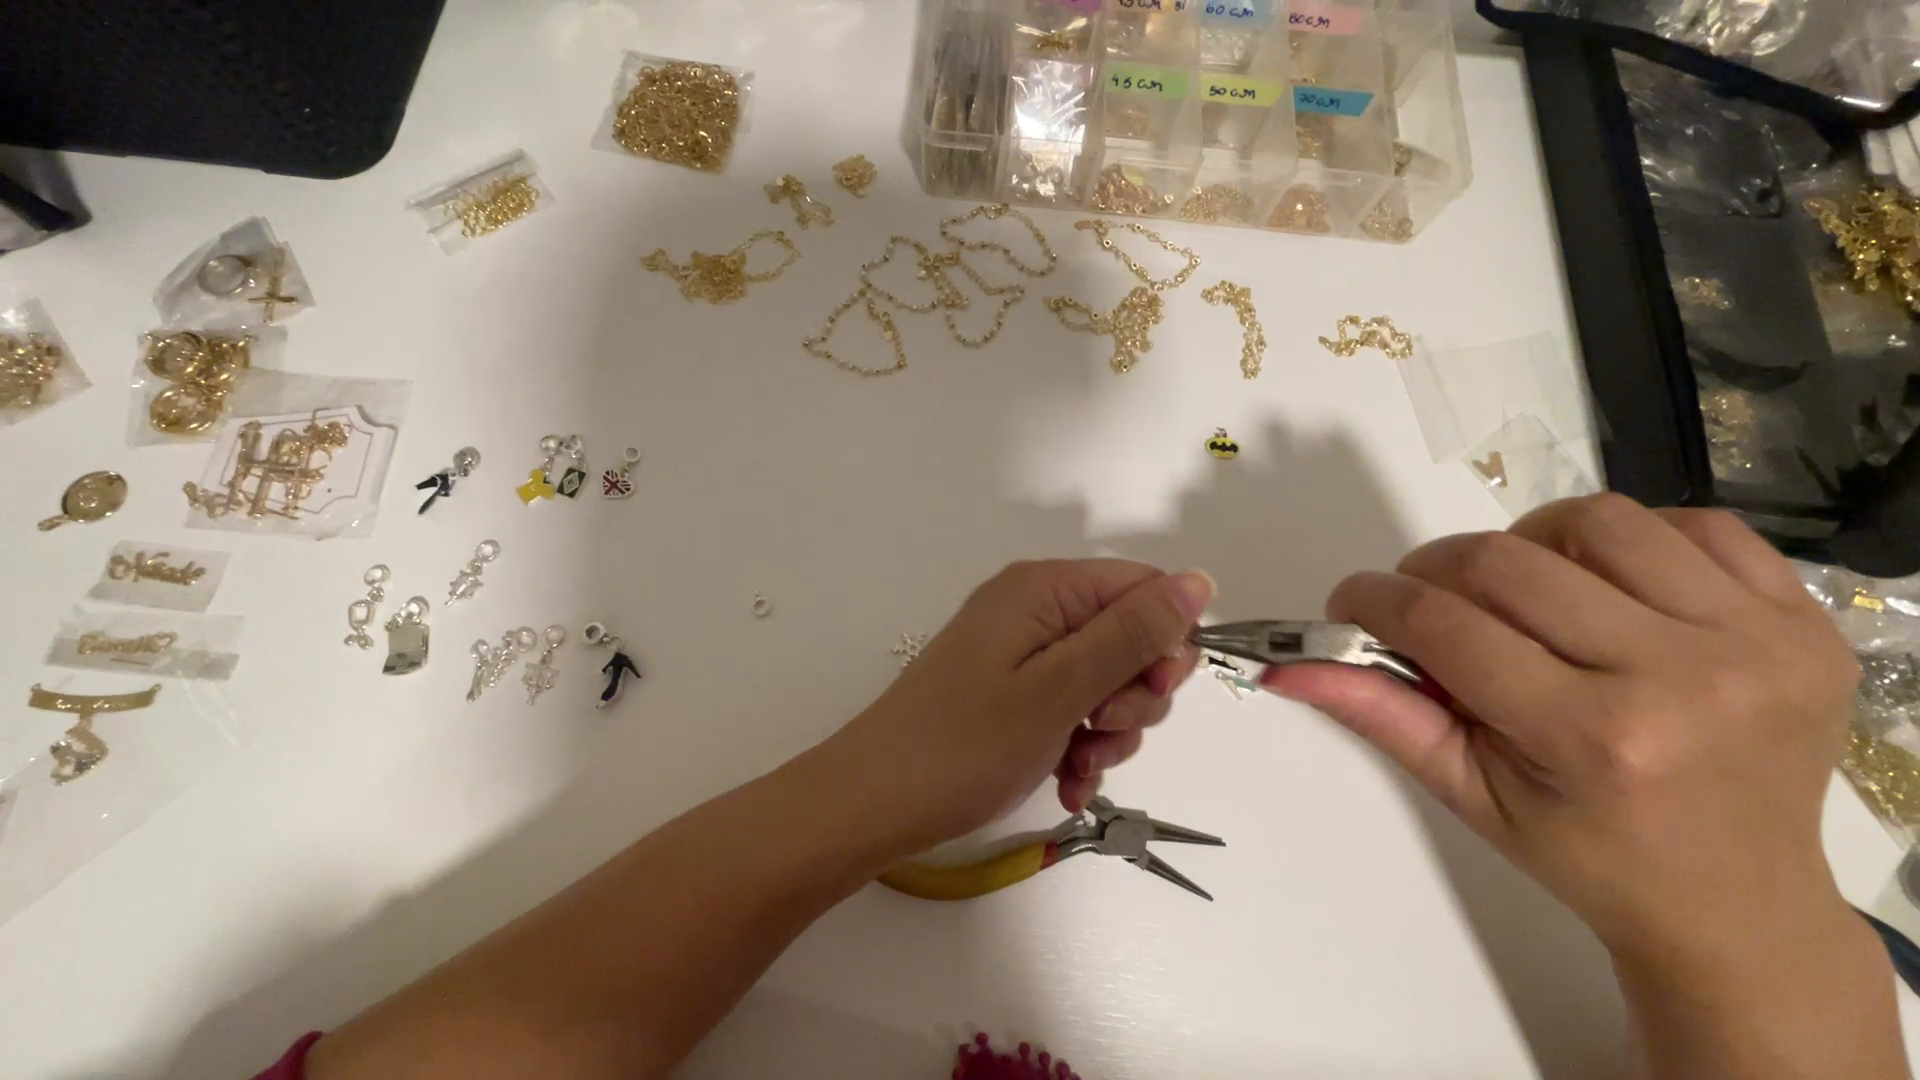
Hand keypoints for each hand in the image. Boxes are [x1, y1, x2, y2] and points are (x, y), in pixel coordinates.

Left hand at [824, 559, 1212, 855]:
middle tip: (1101, 729)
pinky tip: (1067, 786)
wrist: (875, 803)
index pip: (1143, 589)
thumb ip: (1132, 634)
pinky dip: (1080, 748)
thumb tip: (1198, 582)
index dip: (1164, 640)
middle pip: (1129, 639)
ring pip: (1107, 685)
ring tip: (1076, 766)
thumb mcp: (1062, 688)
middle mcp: (1035, 613)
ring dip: (1109, 733)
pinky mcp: (1012, 697)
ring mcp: (1021, 658)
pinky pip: (1073, 712)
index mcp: (1044, 590)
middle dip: (1134, 695)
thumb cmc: (968, 743)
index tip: (1155, 691)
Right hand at [1262, 495, 1858, 962]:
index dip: (1375, 600)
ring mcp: (1758, 640)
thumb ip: (1377, 715)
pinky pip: (1693, 524)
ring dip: (1525, 544)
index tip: (1349, 604)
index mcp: (1592, 737)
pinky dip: (1624, 541)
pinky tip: (1600, 588)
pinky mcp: (1807, 619)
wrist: (1735, 897)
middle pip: (1505, 561)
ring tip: (1514, 592)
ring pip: (1594, 522)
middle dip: (1431, 570)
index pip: (1444, 625)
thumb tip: (1286, 667)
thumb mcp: (1464, 791)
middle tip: (1419, 603)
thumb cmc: (1582, 852)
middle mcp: (1683, 676)